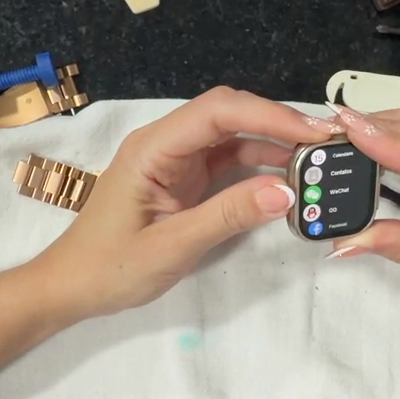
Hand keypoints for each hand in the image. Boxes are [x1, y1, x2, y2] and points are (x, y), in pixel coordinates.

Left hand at [32, 87, 342, 319]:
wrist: (72, 286)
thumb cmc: (110, 267)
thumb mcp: (172, 246)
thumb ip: (227, 216)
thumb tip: (285, 192)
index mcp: (153, 148)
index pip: (217, 112)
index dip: (269, 115)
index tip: (313, 133)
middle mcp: (165, 143)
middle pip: (228, 113)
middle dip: (278, 122)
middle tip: (326, 142)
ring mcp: (176, 159)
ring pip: (232, 134)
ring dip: (273, 142)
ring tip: (317, 157)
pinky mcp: (184, 178)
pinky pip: (227, 159)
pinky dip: (259, 164)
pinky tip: (287, 175)